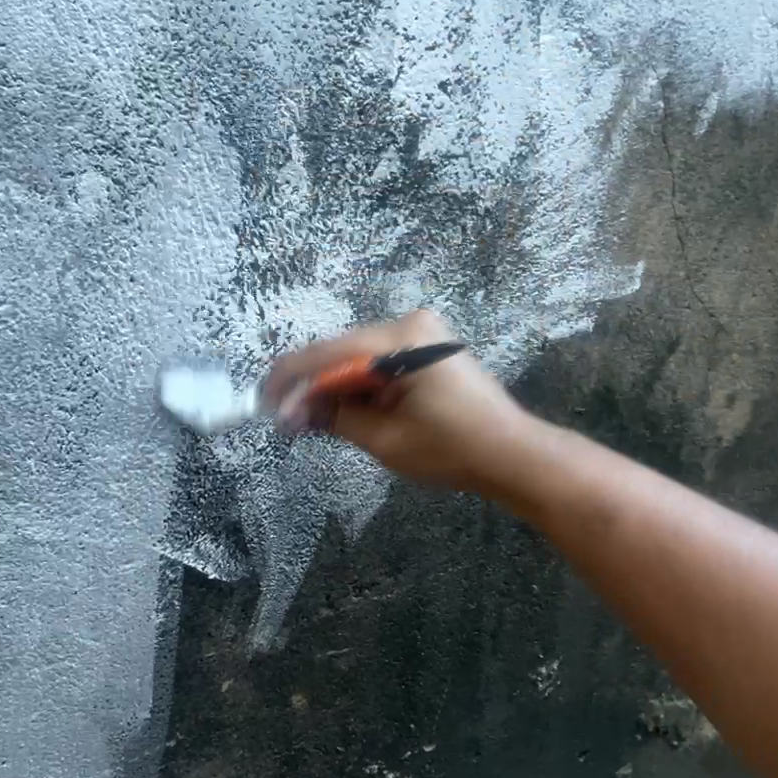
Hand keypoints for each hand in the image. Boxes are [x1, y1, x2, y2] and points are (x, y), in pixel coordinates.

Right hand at [262, 310, 534, 491]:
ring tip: (307, 419)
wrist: (513, 454)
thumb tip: (291, 412)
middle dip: (309, 386)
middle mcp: (410, 323)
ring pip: (354, 356)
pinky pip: (375, 360)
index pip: (328, 354)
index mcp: (402, 340)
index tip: (264, 404)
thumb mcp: (384, 439)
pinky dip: (356, 383)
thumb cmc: (453, 450)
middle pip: (339, 351)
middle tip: (284, 419)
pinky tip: (339, 406)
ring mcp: (421, 331)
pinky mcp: (426, 345)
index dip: (291, 381)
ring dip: (331, 386)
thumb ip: (333, 417)